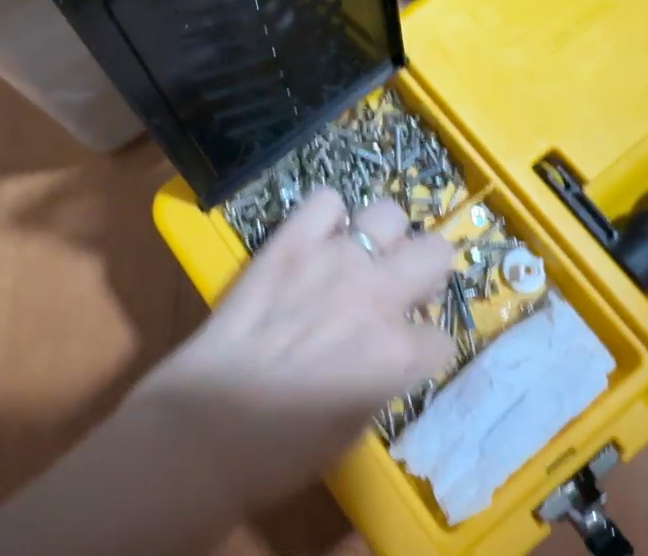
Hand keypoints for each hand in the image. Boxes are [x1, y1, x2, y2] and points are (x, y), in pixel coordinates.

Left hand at [132, 186, 455, 509]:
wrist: (208, 423)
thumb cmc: (283, 447)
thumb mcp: (356, 425)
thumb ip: (383, 377)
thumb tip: (386, 354)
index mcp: (399, 354)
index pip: (440, 338)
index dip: (423, 350)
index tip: (403, 357)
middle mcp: (376, 296)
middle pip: (437, 251)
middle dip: (427, 274)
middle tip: (401, 293)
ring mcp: (333, 260)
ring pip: (388, 214)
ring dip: (383, 238)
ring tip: (361, 261)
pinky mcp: (289, 241)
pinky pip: (324, 201)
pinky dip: (328, 217)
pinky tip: (318, 241)